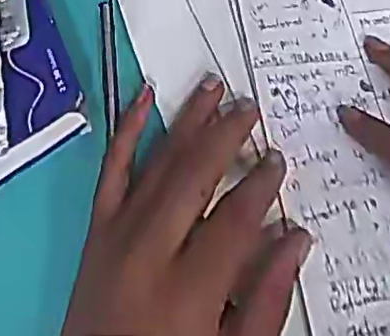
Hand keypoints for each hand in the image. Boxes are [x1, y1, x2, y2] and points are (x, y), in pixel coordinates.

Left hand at [62, 79, 311, 335]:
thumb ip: (266, 301)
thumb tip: (294, 240)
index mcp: (187, 290)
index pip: (234, 220)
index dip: (261, 185)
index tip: (276, 159)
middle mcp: (148, 251)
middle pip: (194, 175)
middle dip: (226, 135)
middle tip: (249, 108)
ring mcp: (116, 233)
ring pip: (157, 160)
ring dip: (186, 120)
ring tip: (211, 88)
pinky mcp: (94, 228)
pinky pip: (111, 167)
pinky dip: (127, 128)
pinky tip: (142, 97)